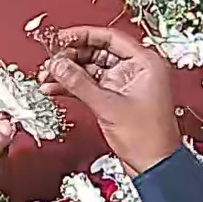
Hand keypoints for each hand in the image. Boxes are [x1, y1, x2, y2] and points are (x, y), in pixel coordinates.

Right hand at [40, 26, 180, 173]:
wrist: (154, 166)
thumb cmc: (147, 138)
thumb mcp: (108, 106)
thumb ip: (79, 82)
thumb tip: (58, 64)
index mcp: (145, 62)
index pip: (110, 37)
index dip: (83, 35)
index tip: (61, 38)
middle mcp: (137, 69)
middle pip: (99, 51)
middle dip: (72, 55)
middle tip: (51, 60)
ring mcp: (127, 82)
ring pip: (92, 67)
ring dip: (69, 71)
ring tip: (48, 75)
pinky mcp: (118, 96)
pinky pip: (92, 83)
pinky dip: (74, 85)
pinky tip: (55, 87)